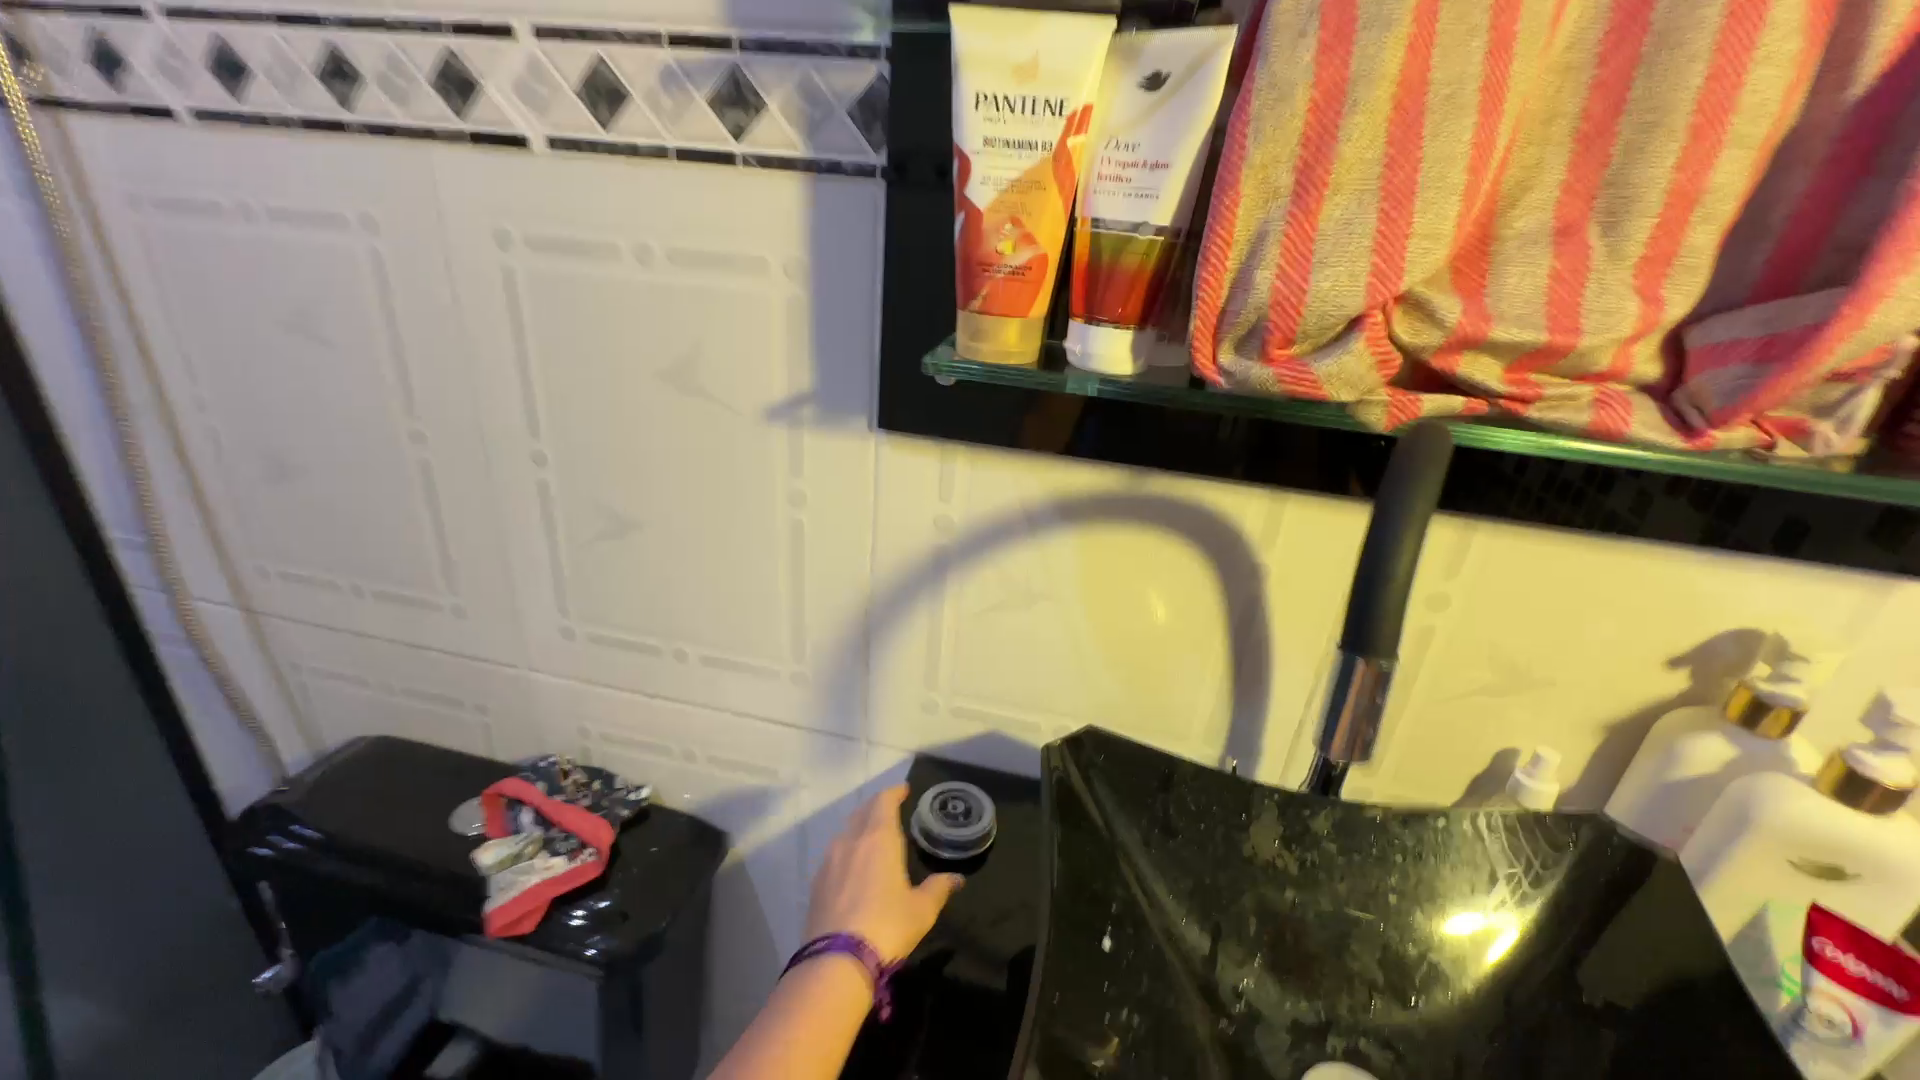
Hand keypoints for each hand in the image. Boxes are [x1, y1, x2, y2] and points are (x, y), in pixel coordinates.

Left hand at [804, 785, 963, 962]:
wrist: (836, 960)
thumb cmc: (887, 926)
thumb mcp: (922, 909)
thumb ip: (939, 888)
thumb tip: (957, 879)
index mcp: (878, 838)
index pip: (884, 802)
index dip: (894, 793)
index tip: (904, 791)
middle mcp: (851, 841)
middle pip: (862, 812)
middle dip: (877, 806)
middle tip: (891, 809)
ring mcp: (829, 861)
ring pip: (846, 832)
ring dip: (860, 827)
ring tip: (872, 836)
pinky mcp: (816, 883)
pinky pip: (834, 855)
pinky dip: (847, 850)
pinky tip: (853, 866)